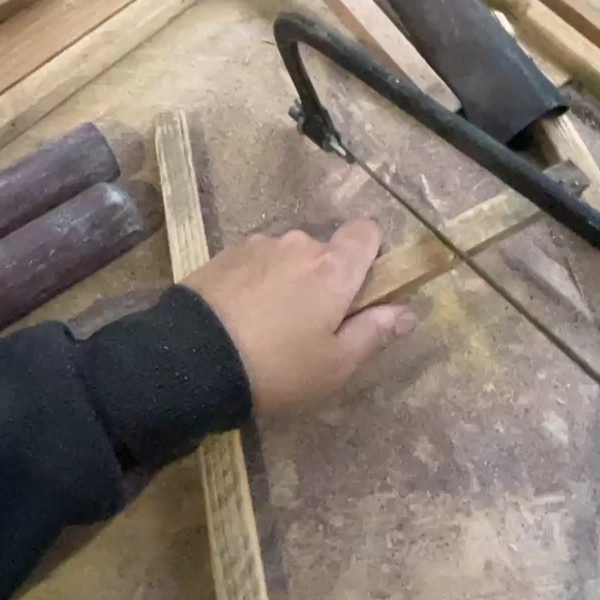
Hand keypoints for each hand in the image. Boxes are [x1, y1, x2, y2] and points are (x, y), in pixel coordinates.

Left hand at [182, 219, 416, 412]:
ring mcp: (258, 246)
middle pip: (325, 251)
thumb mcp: (336, 365)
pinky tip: (241, 318)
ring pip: (288, 257)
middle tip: (311, 327)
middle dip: (325, 280)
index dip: (370, 255)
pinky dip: (258, 283)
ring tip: (269, 328)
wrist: (193, 359)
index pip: (367, 232)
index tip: (360, 290)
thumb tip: (407, 312)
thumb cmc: (278, 366)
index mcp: (333, 267)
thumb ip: (374, 332)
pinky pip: (256, 263)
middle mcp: (299, 244)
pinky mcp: (225, 255)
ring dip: (289, 281)